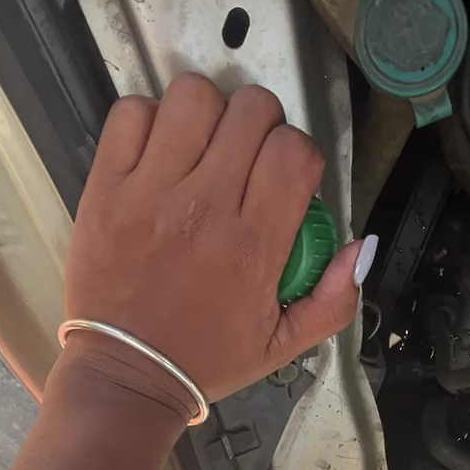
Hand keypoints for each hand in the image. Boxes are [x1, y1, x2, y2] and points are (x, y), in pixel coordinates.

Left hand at [62, 73, 371, 419]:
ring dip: (209, 114)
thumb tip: (362, 247)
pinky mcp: (107, 185)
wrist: (128, 374)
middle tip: (250, 162)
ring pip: (194, 96)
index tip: (287, 181)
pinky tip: (162, 154)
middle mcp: (205, 208)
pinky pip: (133, 112)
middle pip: (251, 110)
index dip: (300, 156)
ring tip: (205, 150)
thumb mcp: (283, 346)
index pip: (295, 152)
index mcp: (253, 246)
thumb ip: (333, 301)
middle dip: (263, 127)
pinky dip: (151, 121)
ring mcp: (151, 191)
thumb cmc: (207, 359)